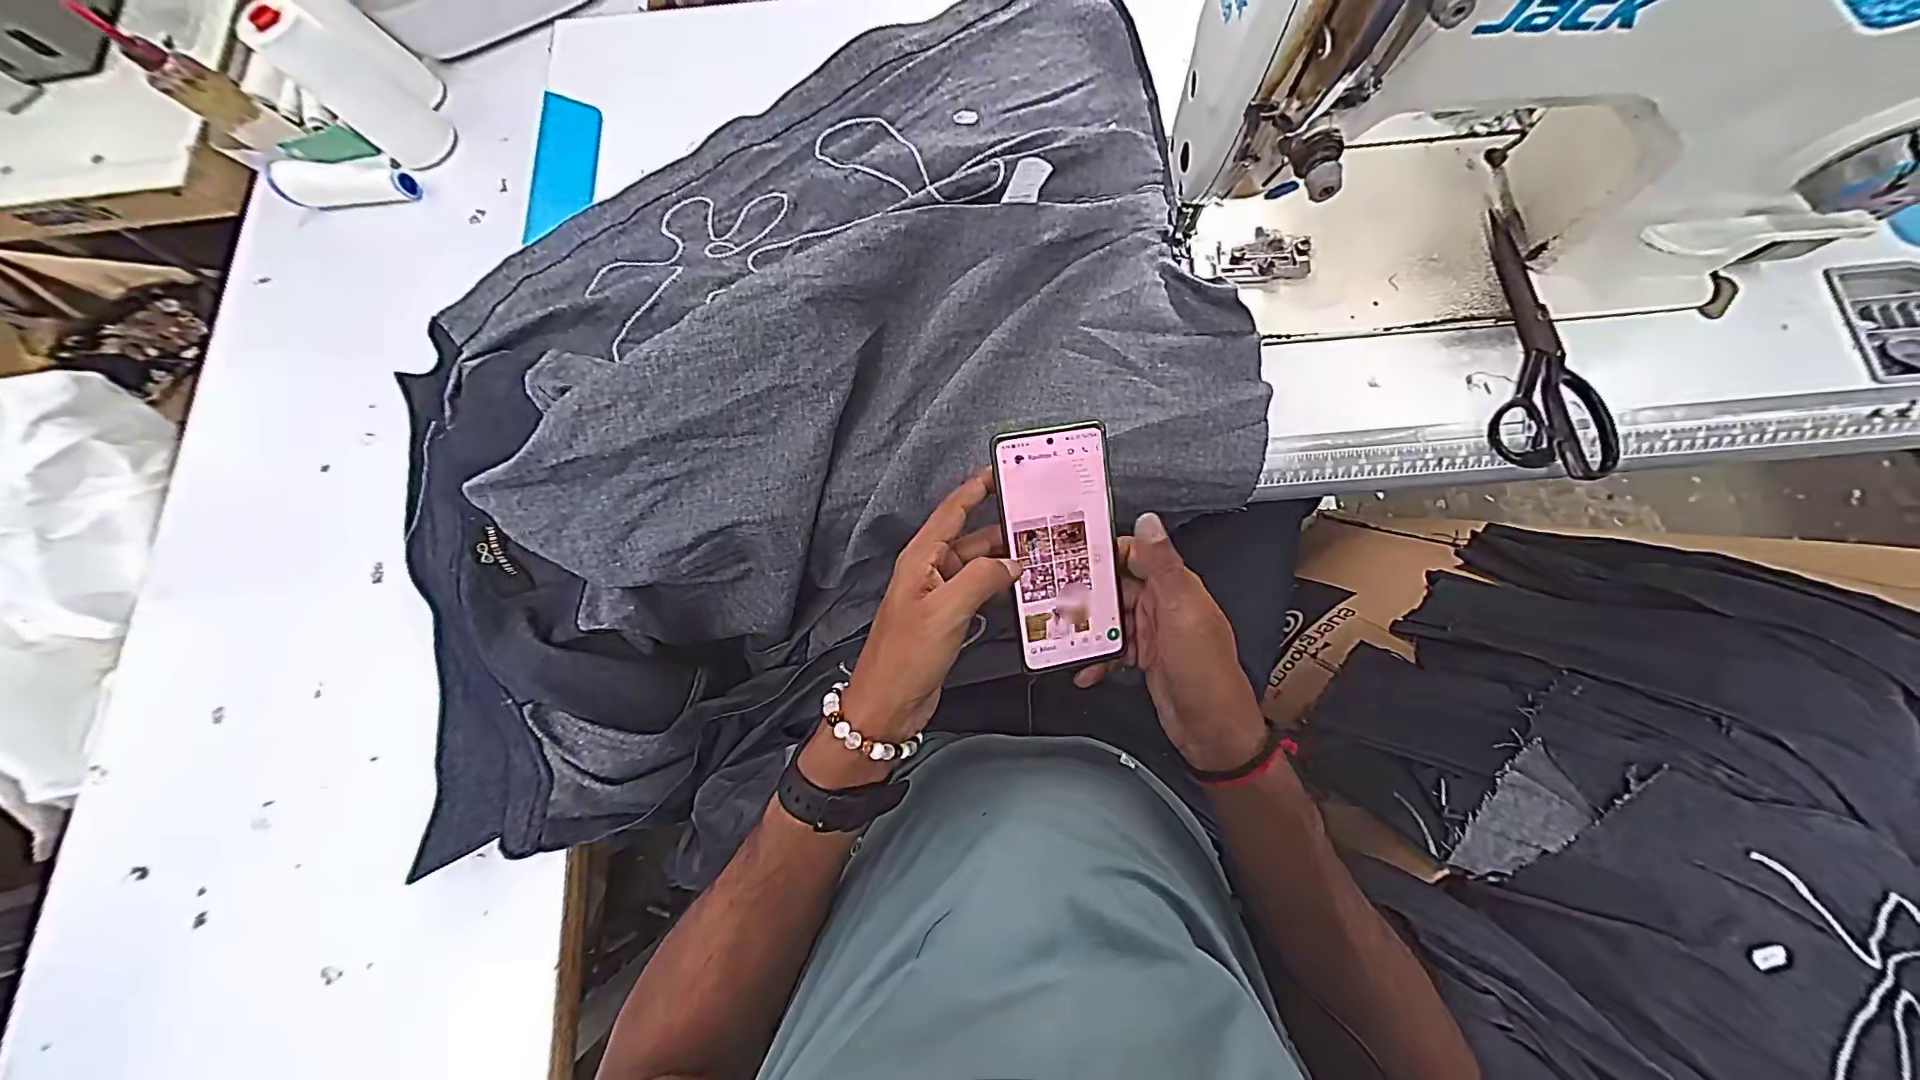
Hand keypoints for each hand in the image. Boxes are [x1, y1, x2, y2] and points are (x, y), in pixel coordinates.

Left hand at [799, 470, 1019, 787]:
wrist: (887, 704)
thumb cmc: (904, 657)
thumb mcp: (944, 611)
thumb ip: (981, 578)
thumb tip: (1012, 561)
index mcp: (921, 559)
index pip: (952, 510)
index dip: (976, 488)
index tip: (1002, 472)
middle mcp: (930, 571)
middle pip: (971, 537)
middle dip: (1004, 528)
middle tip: (1040, 521)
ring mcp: (940, 594)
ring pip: (979, 565)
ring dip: (1005, 559)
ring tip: (1041, 553)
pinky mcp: (948, 616)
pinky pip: (979, 590)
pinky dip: (1000, 585)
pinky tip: (1022, 587)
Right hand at [1074, 512, 1267, 771]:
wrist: (1211, 729)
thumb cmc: (1205, 672)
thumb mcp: (1180, 611)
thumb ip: (1162, 564)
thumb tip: (1149, 522)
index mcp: (1176, 587)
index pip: (1137, 555)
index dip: (1106, 552)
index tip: (1075, 553)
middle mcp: (1165, 606)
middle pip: (1118, 588)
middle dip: (1089, 593)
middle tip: (1059, 596)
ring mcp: (1155, 633)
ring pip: (1113, 619)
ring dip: (1090, 628)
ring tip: (1067, 633)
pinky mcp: (1147, 657)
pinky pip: (1115, 648)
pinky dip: (1099, 657)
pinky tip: (1088, 667)